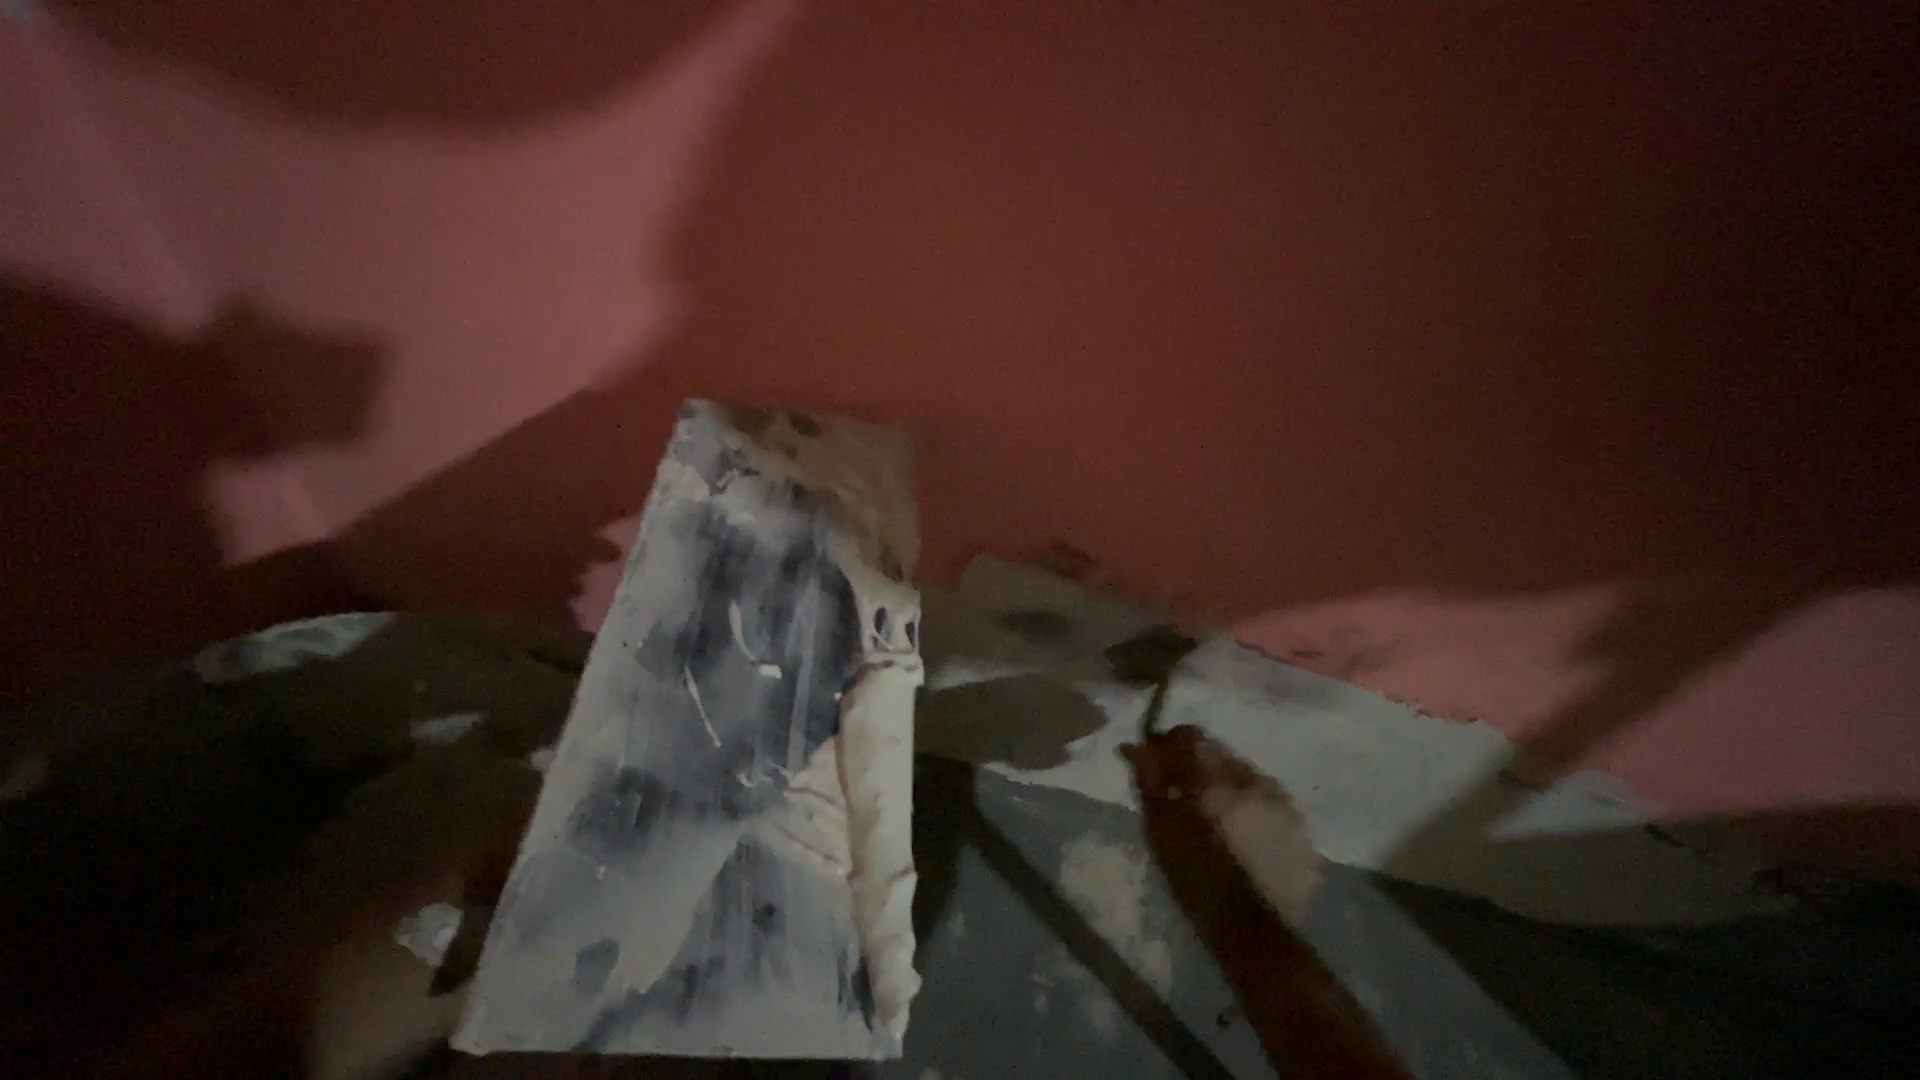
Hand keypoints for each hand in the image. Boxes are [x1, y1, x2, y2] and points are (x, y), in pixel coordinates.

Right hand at [1121, 725, 1319, 925]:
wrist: (1252, 933)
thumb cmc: (1195, 879)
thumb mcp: (1160, 830)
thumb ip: (1148, 781)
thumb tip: (1134, 747)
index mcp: (1217, 777)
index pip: (1190, 735)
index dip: (1169, 745)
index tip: (1156, 764)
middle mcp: (1254, 779)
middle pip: (1220, 754)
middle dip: (1198, 766)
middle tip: (1182, 794)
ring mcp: (1283, 803)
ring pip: (1246, 777)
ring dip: (1226, 787)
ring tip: (1213, 820)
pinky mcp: (1300, 828)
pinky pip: (1269, 803)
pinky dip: (1251, 811)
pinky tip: (1241, 839)